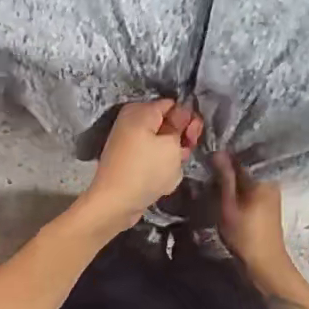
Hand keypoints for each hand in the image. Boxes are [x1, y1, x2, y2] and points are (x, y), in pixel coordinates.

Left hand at [75, 99, 202, 235]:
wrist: (114, 204)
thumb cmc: (145, 171)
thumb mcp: (171, 145)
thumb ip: (181, 125)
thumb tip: (182, 113)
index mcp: (140, 111)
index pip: (173, 105)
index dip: (188, 119)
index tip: (193, 137)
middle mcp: (132, 121)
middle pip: (167, 123)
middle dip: (180, 139)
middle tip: (183, 155)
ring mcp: (129, 142)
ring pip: (162, 143)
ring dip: (172, 157)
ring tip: (170, 172)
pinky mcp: (129, 160)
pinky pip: (152, 157)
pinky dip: (159, 167)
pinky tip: (160, 181)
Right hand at [211, 151, 296, 286]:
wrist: (265, 264)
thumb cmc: (245, 235)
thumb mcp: (229, 205)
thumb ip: (225, 178)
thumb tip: (218, 152)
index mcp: (264, 177)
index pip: (242, 155)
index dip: (224, 154)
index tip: (206, 152)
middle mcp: (270, 180)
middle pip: (246, 165)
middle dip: (227, 165)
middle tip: (205, 165)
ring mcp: (270, 191)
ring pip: (247, 176)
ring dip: (231, 177)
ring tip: (211, 176)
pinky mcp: (267, 202)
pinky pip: (250, 186)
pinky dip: (237, 187)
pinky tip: (223, 190)